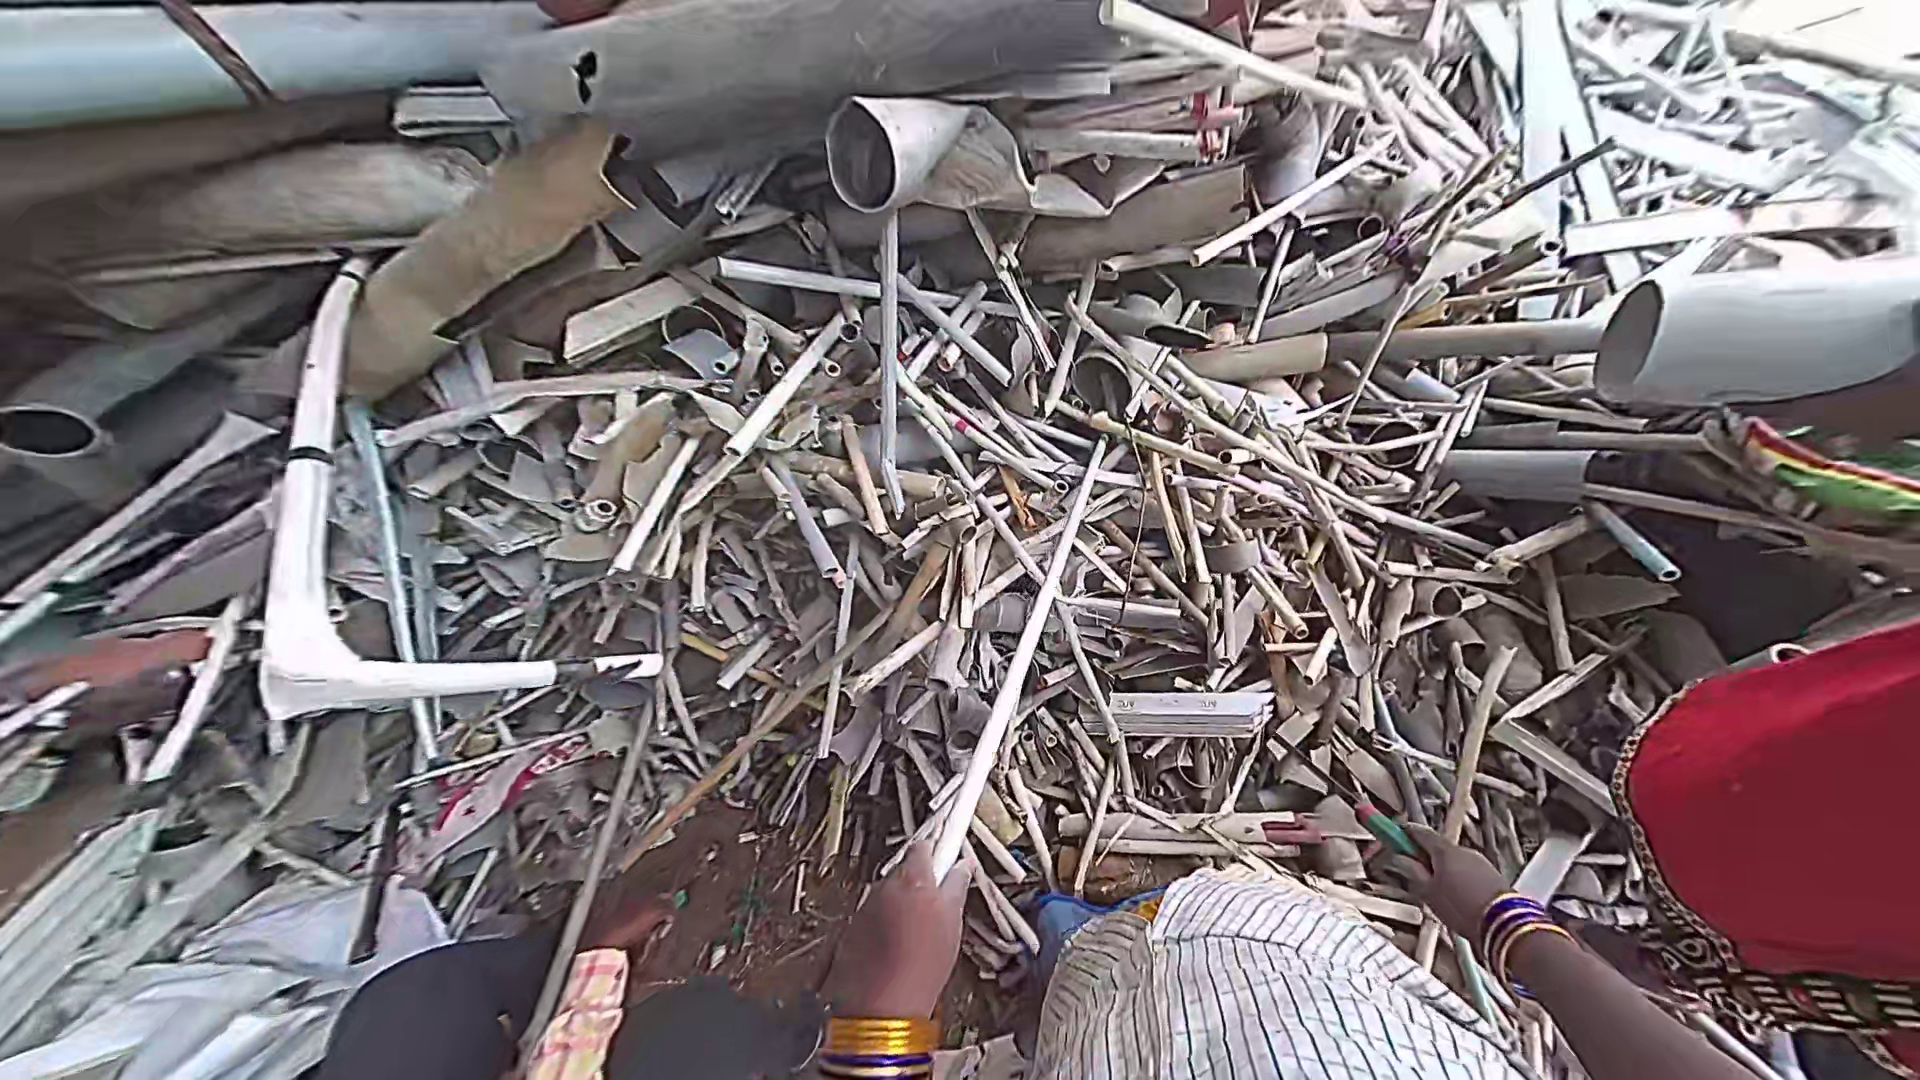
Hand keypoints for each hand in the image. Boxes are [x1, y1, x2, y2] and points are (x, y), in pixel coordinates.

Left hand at [822, 844, 968, 1017]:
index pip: (923, 846)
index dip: (935, 850)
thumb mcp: (952, 922)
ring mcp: (867, 904)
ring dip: (900, 902)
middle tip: (933, 902)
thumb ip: (957, 886)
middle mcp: (886, 884)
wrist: (883, 1004)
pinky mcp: (853, 926)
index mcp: (913, 877)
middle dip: (917, 880)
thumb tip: (963, 866)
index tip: (943, 855)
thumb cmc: (922, 964)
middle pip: (904, 869)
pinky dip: (884, 922)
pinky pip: (873, 913)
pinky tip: (896, 944)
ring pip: (888, 892)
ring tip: (915, 931)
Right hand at [1374, 822, 1506, 939]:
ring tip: (1436, 893)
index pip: (1415, 831)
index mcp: (1444, 849)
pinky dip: (1458, 880)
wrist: (1510, 931)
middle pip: (1434, 847)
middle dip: (1421, 856)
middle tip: (1411, 871)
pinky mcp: (1495, 880)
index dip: (1399, 832)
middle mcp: (1464, 851)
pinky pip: (1468, 874)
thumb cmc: (1466, 909)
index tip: (1387, 831)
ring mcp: (1482, 865)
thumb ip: (1411, 871)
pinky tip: (1456, 900)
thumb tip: (1400, 859)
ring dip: (1441, 870)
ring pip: (1452, 862)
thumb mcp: (1428, 891)